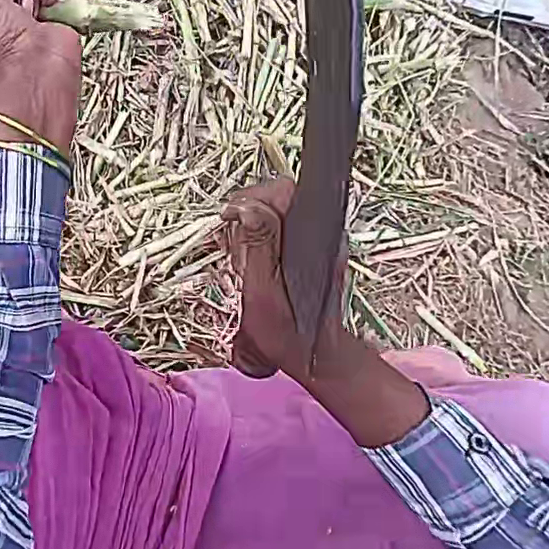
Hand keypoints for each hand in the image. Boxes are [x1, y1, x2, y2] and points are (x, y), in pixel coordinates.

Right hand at [221, 175, 430, 444]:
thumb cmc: (287, 332)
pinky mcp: (313, 249)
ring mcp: (319, 239)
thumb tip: (248, 206)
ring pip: (279, 210)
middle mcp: (321, 232)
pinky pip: (282, 227)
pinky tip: (253, 259)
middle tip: (232, 238)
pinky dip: (262, 236)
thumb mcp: (263, 292)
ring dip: (253, 224)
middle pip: (278, 196)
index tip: (228, 218)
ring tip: (241, 251)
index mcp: (311, 237)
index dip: (249, 200)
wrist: (317, 357)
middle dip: (248, 210)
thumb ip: (257, 245)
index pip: (280, 192)